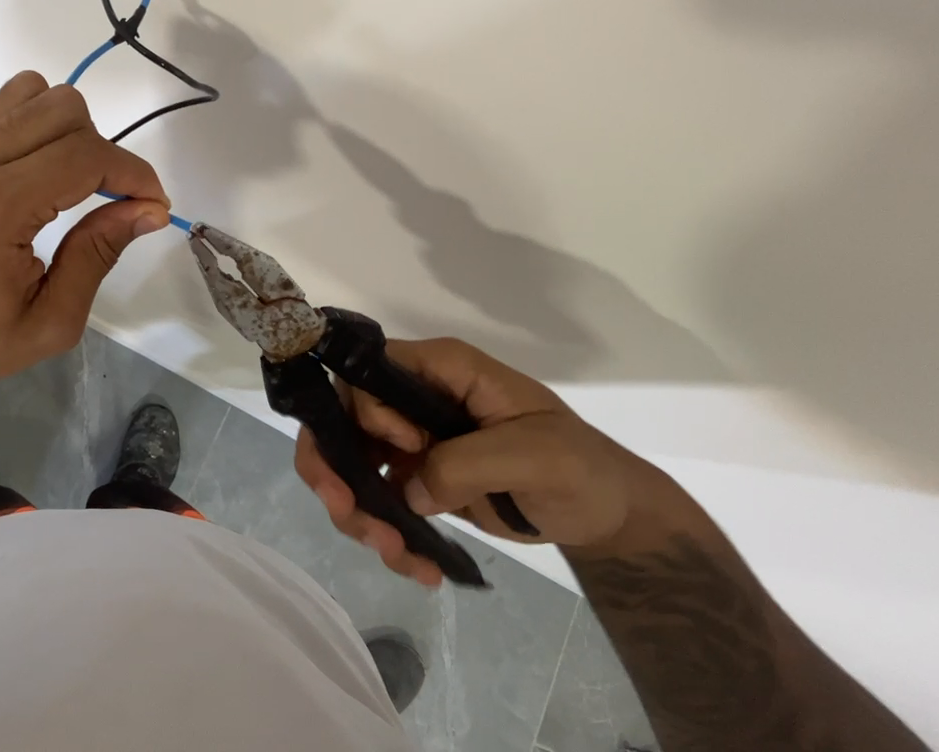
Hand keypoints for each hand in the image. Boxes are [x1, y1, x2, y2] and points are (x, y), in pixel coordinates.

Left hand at [0, 72, 169, 421]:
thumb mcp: (51, 320)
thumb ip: (99, 255)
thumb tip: (148, 209)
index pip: (85, 155)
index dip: (134, 174)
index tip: (154, 206)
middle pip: (62, 108)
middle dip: (103, 149)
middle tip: (113, 201)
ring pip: (32, 93)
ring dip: (68, 129)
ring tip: (74, 184)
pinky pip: (3, 110)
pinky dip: (36, 126)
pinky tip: (43, 174)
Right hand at [295, 337, 663, 586]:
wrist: (608, 514)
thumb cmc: (582, 470)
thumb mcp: (535, 456)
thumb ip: (465, 463)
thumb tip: (409, 493)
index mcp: (441, 371)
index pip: (367, 373)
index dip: (366, 411)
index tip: (405, 450)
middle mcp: (413, 398)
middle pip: (339, 419)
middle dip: (331, 468)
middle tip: (345, 512)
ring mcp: (408, 439)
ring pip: (347, 464)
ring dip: (357, 512)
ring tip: (395, 553)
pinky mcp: (414, 478)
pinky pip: (374, 500)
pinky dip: (383, 534)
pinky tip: (417, 566)